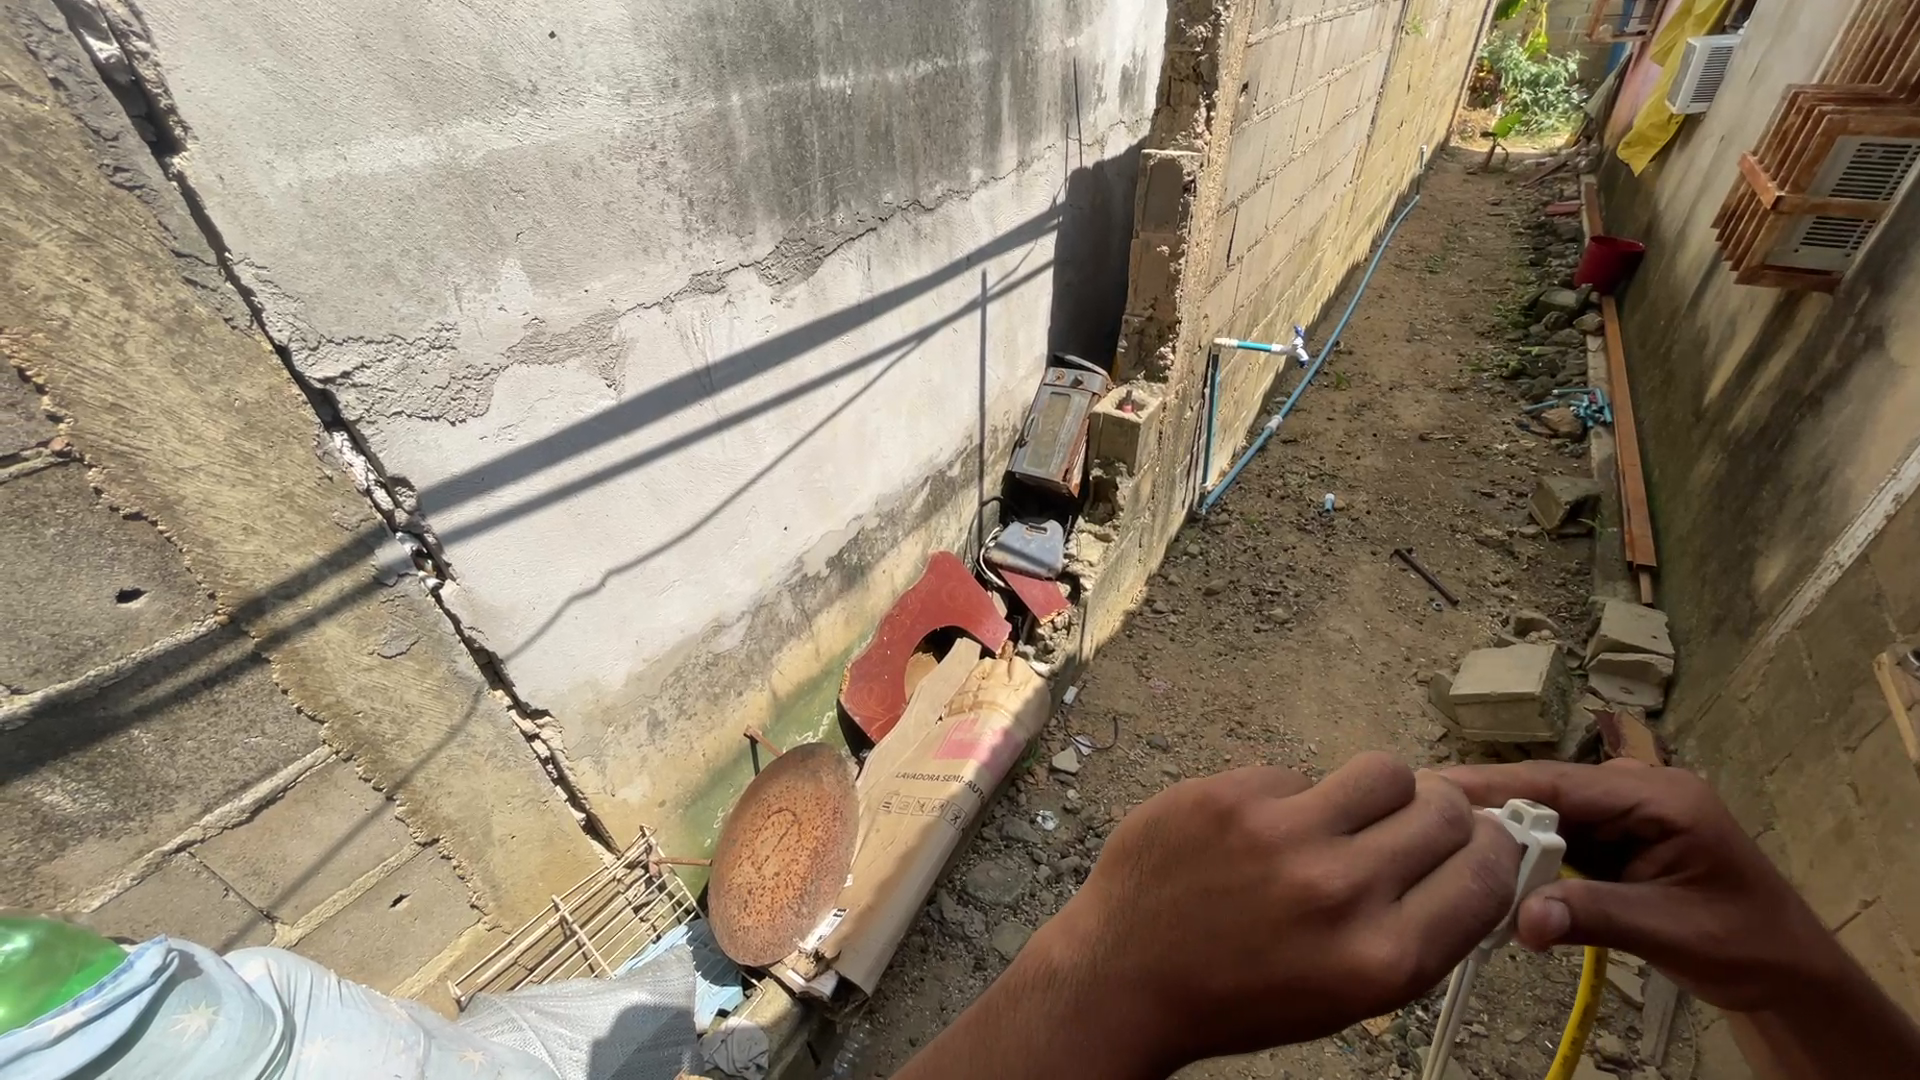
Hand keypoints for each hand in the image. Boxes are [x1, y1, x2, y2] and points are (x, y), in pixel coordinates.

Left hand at [1022, 754, 1521, 1071]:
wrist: (1127, 971)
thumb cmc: (1239, 992)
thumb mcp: (1346, 992)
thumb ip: (1410, 931)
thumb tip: (1463, 859)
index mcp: (1383, 957)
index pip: (1484, 875)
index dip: (1490, 847)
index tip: (1479, 835)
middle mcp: (1340, 887)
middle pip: (1440, 809)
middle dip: (1438, 808)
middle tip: (1414, 813)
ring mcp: (1278, 830)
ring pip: (1378, 769)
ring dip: (1373, 787)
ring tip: (1339, 809)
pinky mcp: (1227, 792)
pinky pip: (1291, 772)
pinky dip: (1286, 795)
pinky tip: (1254, 827)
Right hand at [1442, 759, 1845, 1012]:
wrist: (1788, 974)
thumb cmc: (1747, 946)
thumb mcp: (1672, 931)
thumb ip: (1593, 916)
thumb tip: (1521, 923)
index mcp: (1657, 795)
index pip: (1556, 781)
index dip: (1492, 784)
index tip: (1432, 788)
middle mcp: (1629, 787)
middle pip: (1539, 790)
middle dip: (1486, 809)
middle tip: (1423, 820)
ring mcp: (1614, 807)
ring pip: (1536, 810)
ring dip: (1497, 831)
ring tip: (1441, 839)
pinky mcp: (1602, 830)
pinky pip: (1546, 831)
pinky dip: (1517, 850)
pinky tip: (1481, 859)